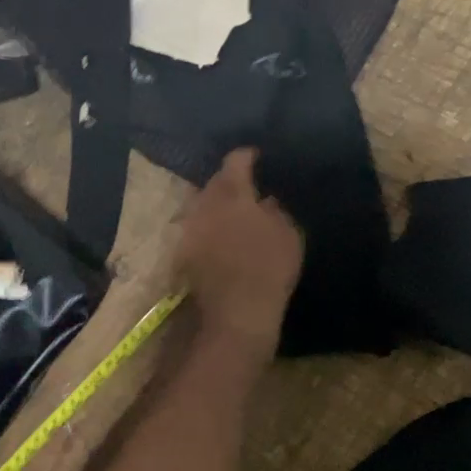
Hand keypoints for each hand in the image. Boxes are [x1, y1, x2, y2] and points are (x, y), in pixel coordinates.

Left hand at [177, 149, 302, 363]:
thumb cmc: (269, 268)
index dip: (247, 156)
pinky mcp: (182, 252)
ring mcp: (190, 228)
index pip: (235, 161)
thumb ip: (276, 210)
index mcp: (232, 192)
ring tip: (233, 212)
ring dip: (216, 205)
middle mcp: (205, 203)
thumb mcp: (288, 234)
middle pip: (215, 182)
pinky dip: (209, 228)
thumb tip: (266, 201)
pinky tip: (221, 237)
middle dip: (229, 181)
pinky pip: (197, 229)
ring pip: (203, 205)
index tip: (257, 157)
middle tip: (246, 187)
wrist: (236, 314)